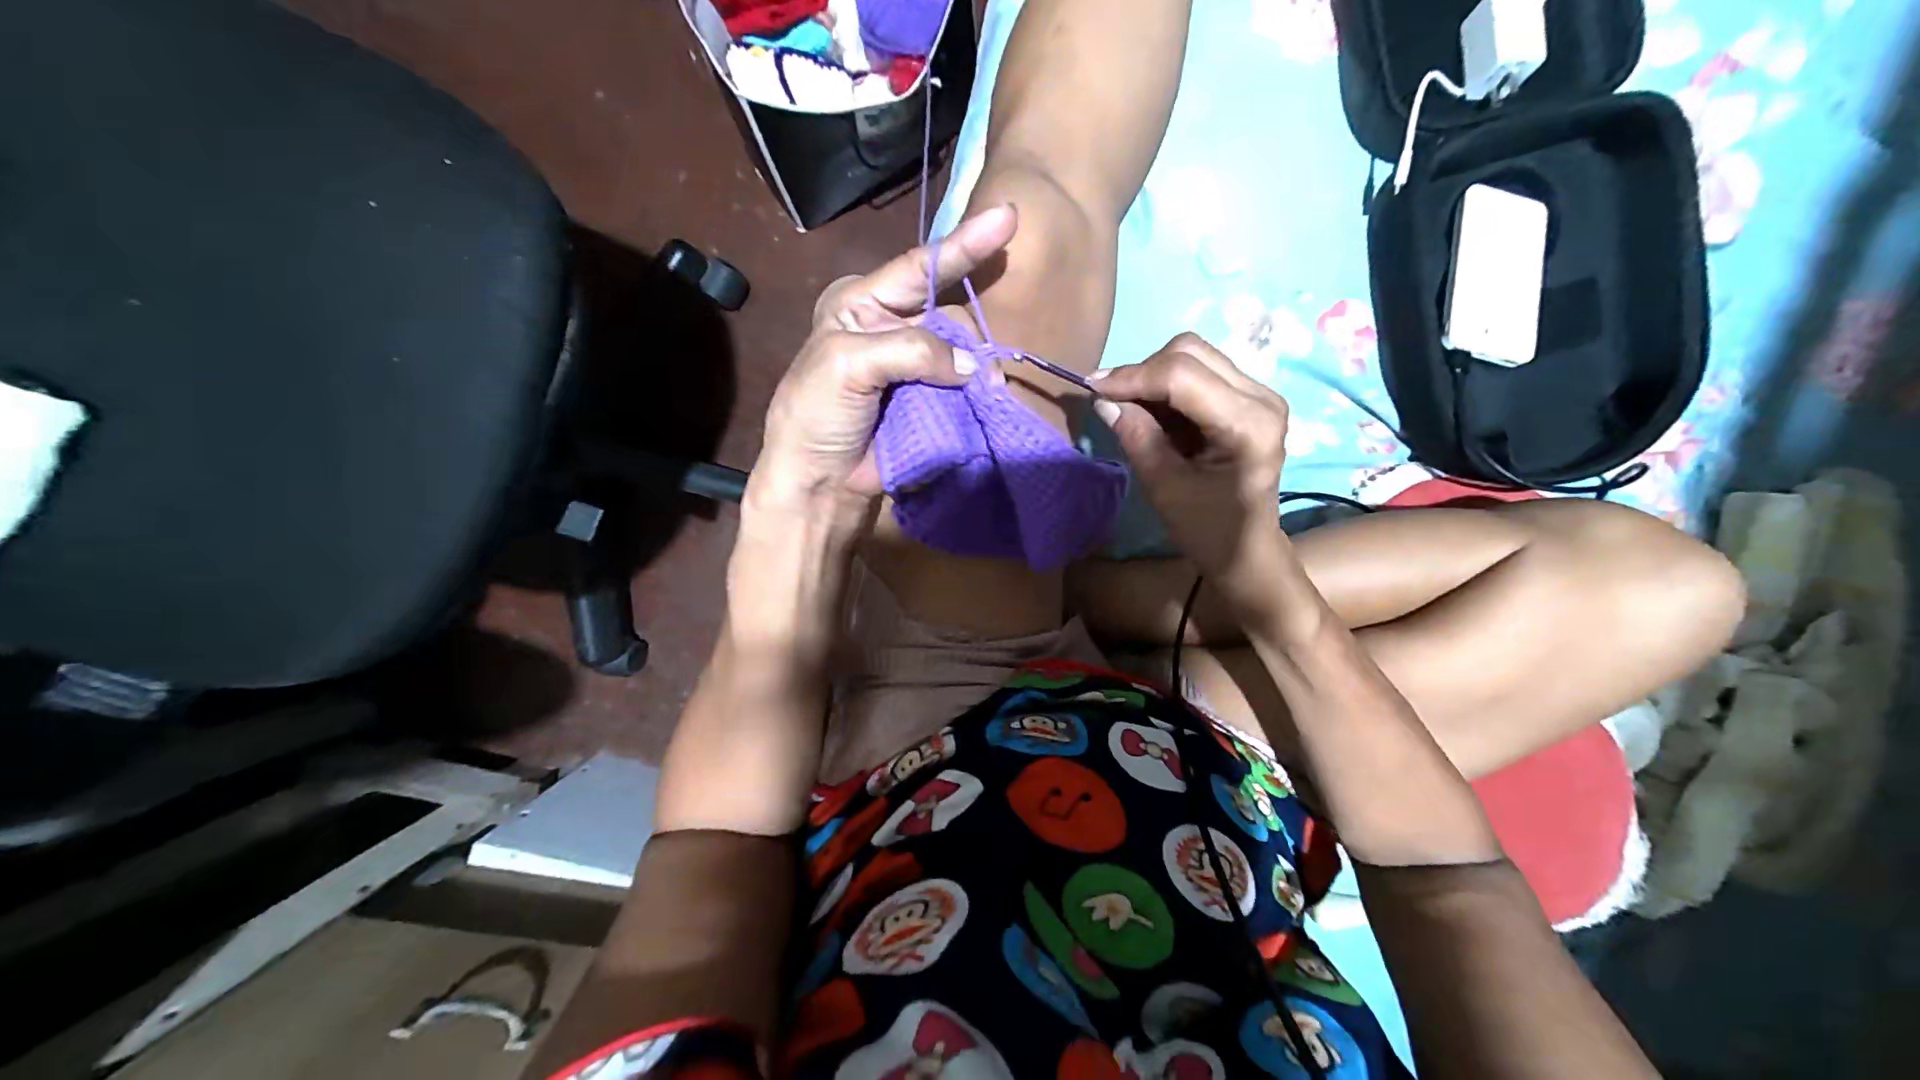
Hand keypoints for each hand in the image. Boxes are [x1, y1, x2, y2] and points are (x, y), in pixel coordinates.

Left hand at [748, 206, 1018, 516]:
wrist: (819, 483)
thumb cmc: (817, 414)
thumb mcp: (848, 365)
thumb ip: (911, 351)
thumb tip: (972, 367)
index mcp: (859, 303)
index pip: (916, 266)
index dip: (963, 244)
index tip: (1008, 216)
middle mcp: (888, 326)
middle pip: (947, 310)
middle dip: (970, 331)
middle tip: (986, 367)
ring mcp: (911, 366)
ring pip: (961, 349)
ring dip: (976, 367)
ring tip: (986, 390)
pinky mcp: (928, 400)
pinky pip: (962, 385)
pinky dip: (976, 391)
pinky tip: (986, 398)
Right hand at [1091, 333, 1290, 598]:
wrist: (1246, 551)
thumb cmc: (1207, 529)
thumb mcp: (1164, 488)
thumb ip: (1136, 437)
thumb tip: (1103, 399)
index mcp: (1248, 423)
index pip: (1182, 374)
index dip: (1133, 376)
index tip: (1092, 388)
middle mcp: (1261, 397)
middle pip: (1190, 352)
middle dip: (1143, 372)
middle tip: (1110, 400)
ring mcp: (1258, 394)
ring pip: (1193, 356)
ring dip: (1154, 378)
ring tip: (1131, 410)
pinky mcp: (1248, 399)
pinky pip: (1200, 373)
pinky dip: (1167, 387)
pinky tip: (1153, 414)